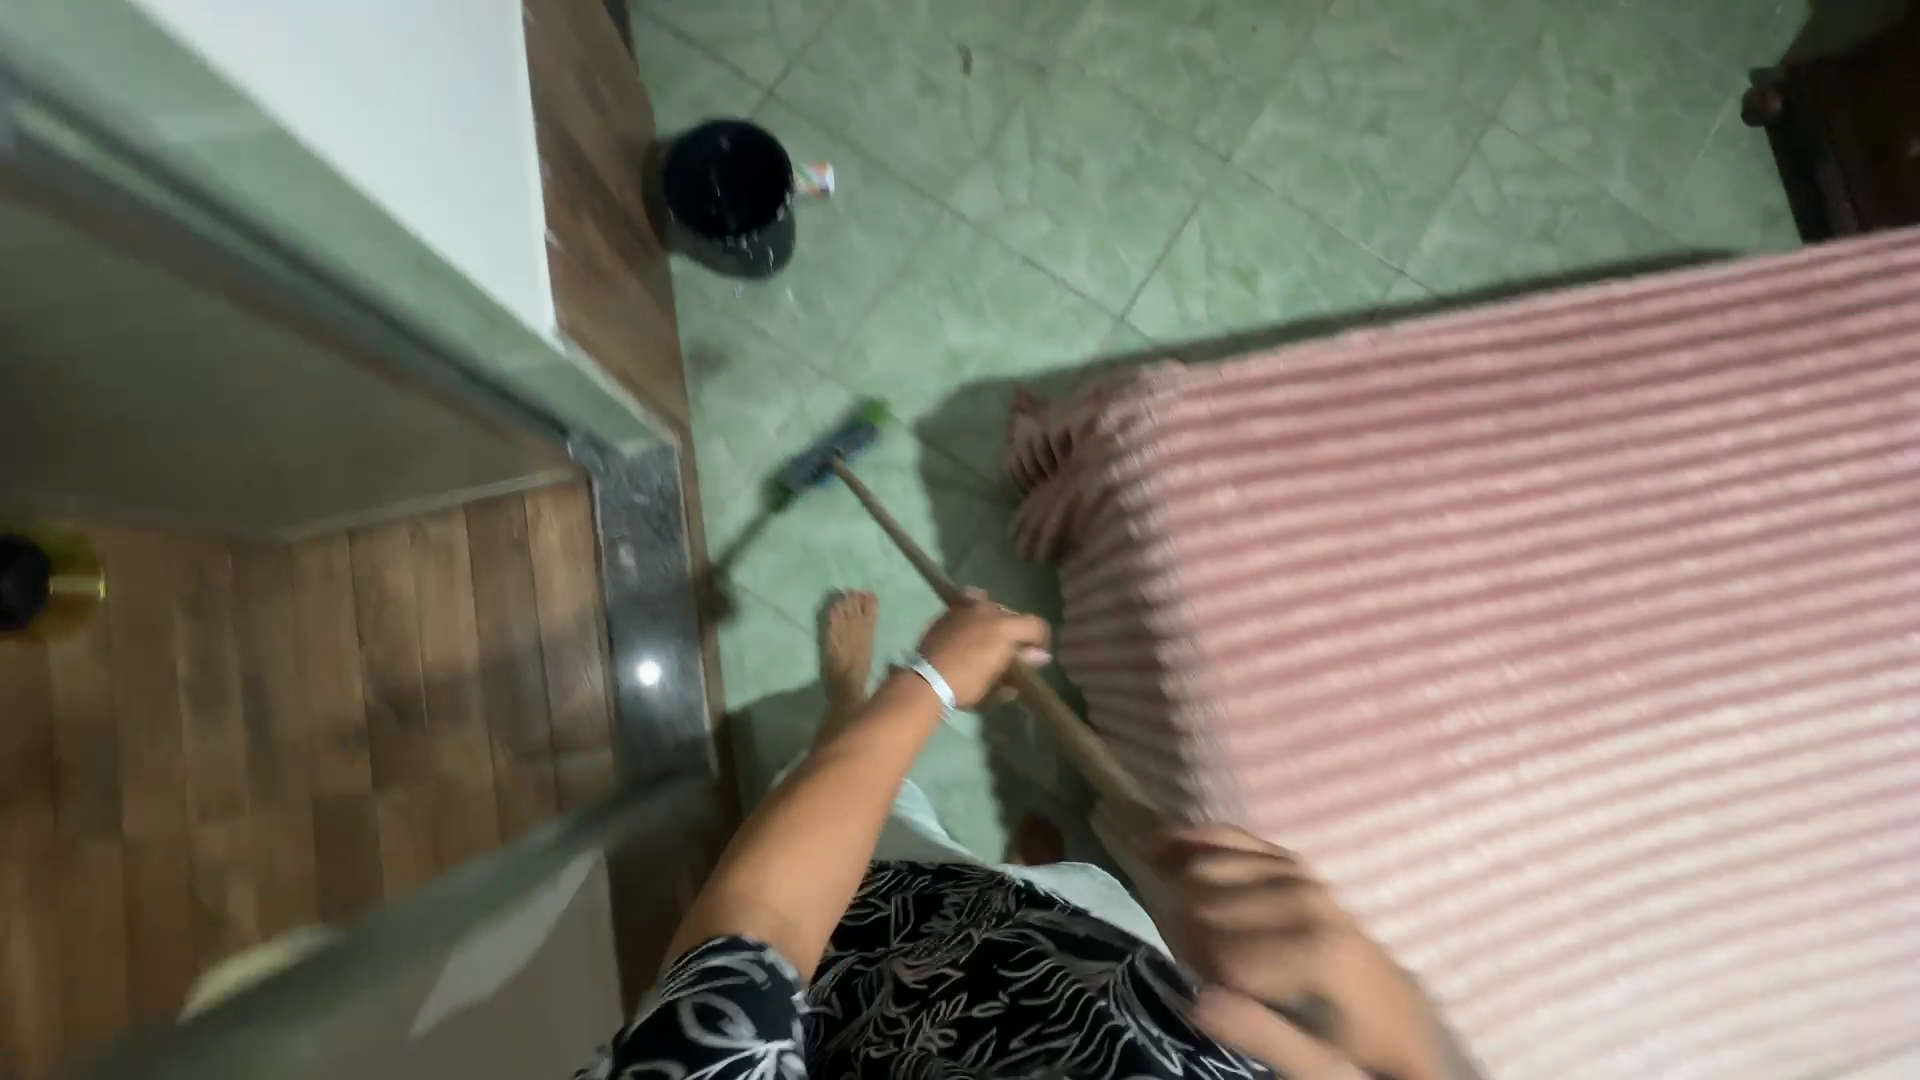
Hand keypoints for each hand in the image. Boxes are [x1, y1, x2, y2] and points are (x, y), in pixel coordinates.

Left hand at [914, 588, 1050, 707]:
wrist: (926, 680)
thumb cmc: (967, 685)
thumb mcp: (999, 681)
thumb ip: (1022, 663)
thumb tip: (1040, 655)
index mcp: (1006, 627)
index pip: (1037, 625)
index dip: (1042, 640)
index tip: (1038, 655)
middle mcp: (989, 610)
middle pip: (1013, 616)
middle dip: (1016, 632)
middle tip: (1011, 651)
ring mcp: (967, 607)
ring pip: (991, 608)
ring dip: (995, 622)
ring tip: (989, 640)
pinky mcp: (949, 611)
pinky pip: (968, 605)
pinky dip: (974, 616)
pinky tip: (970, 630)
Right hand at [1153, 824, 1443, 1079]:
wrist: (1406, 1028)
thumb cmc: (1363, 1056)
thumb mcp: (1324, 1068)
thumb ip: (1265, 1036)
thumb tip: (1196, 1002)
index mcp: (1319, 948)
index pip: (1220, 947)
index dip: (1201, 975)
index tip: (1204, 996)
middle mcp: (1308, 897)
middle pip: (1207, 899)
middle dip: (1190, 933)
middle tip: (1197, 966)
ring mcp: (1300, 873)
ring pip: (1210, 864)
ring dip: (1185, 893)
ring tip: (1189, 930)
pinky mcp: (1291, 862)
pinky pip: (1231, 837)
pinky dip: (1192, 839)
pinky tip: (1160, 845)